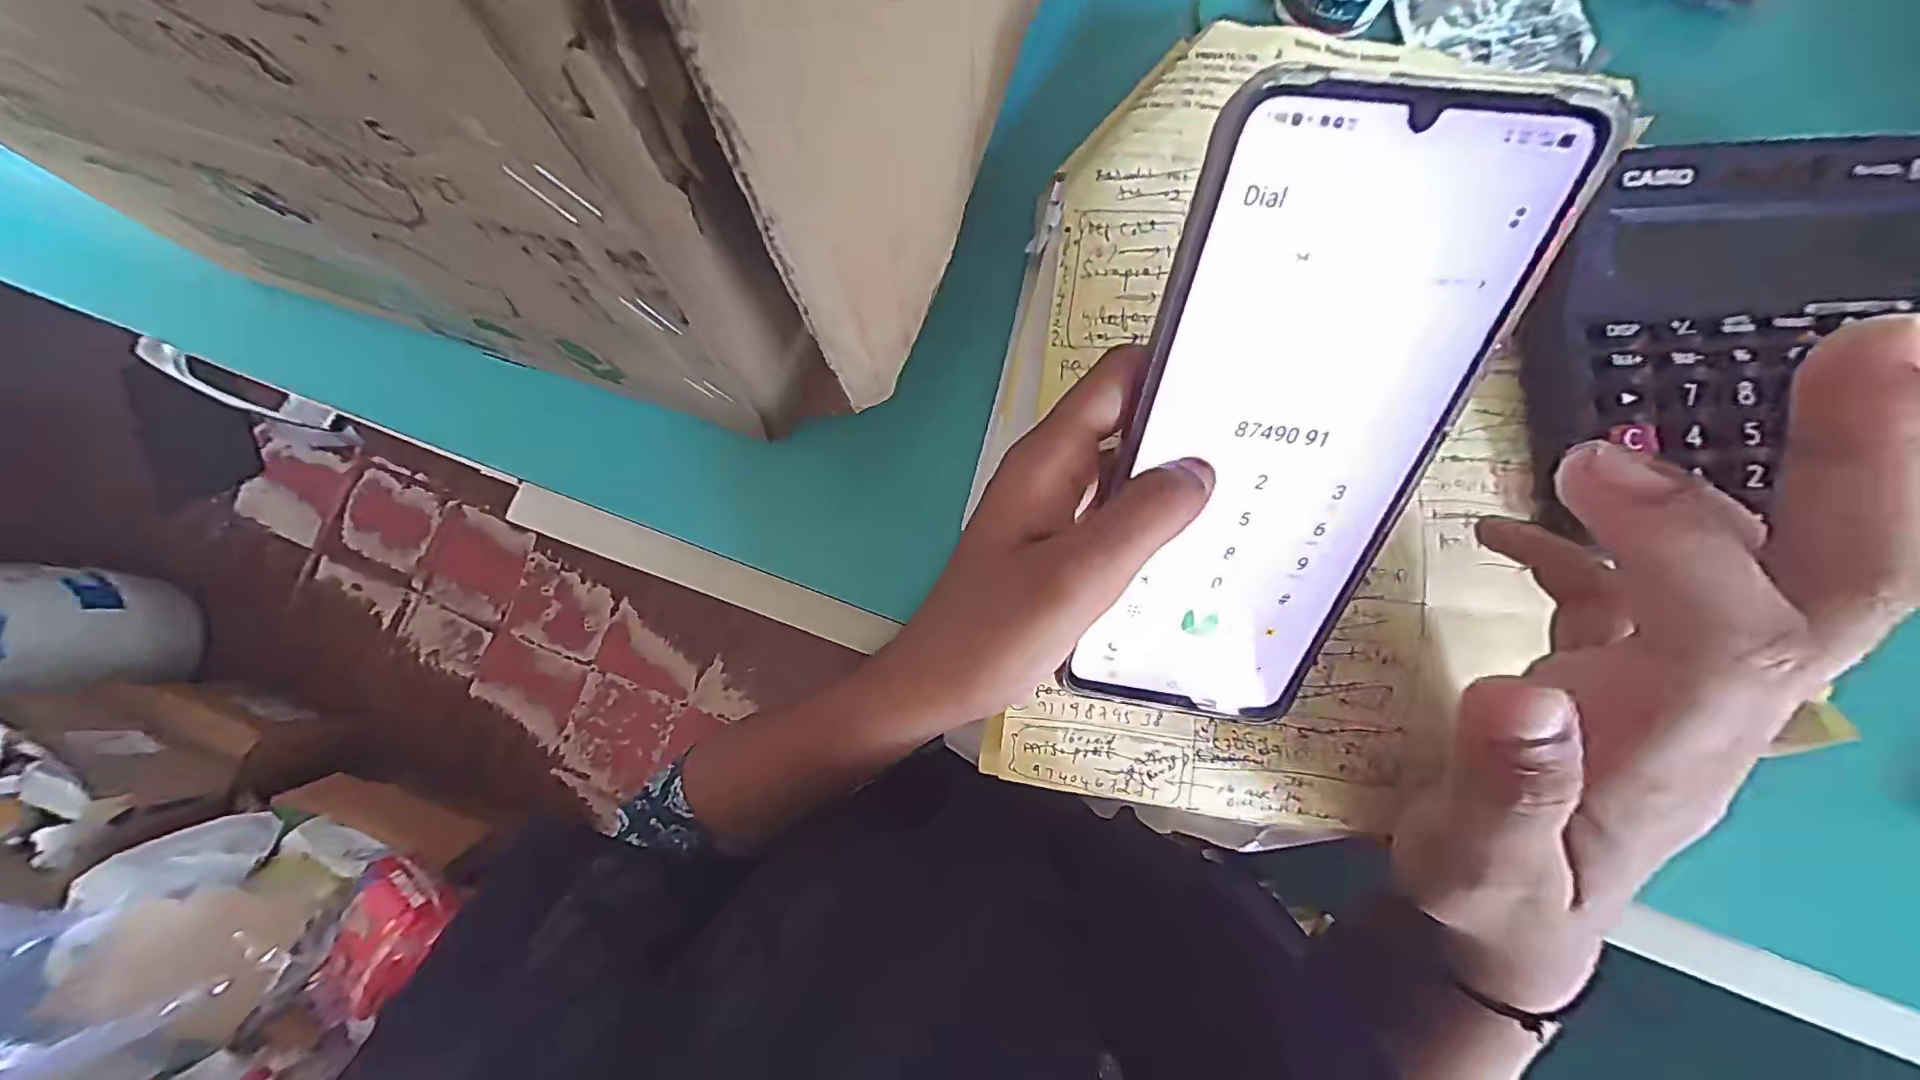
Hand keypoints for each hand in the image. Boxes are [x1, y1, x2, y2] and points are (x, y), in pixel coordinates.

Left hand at [862, 345, 1212, 732]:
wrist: (938, 682)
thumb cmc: (994, 632)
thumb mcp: (1076, 576)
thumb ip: (1142, 519)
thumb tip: (1200, 468)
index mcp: (1047, 460)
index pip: (1117, 378)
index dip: (1174, 367)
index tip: (1239, 381)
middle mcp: (1050, 472)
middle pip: (1125, 419)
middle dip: (1186, 424)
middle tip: (1260, 443)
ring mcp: (1053, 508)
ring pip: (1122, 469)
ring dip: (1172, 474)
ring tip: (1244, 486)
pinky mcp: (1057, 543)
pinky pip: (1112, 511)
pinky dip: (1150, 515)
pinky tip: (1190, 539)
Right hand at [1394, 316, 1919, 1013]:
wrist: (1512, 919)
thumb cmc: (1494, 893)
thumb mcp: (1478, 861)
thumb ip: (1503, 788)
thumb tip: (1518, 696)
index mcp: (1673, 746)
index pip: (1736, 624)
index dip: (1675, 536)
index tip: (1583, 471)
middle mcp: (1705, 703)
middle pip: (1840, 583)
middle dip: (1868, 468)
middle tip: (1871, 349)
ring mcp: (1669, 683)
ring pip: (1759, 571)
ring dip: (1737, 480)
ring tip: (1633, 428)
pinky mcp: (1620, 673)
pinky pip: (1635, 588)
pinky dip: (1588, 543)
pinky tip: (1509, 529)